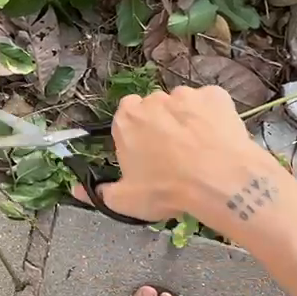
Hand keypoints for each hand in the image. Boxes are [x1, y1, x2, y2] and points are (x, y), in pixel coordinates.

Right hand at [71, 86, 290, 228]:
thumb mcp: (125, 200)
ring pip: (182, 105)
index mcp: (126, 119)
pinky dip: (213, 116)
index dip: (136, 136)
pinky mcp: (216, 96)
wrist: (221, 182)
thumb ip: (98, 193)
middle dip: (161, 126)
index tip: (145, 155)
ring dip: (186, 120)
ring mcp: (186, 95)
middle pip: (153, 109)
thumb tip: (75, 190)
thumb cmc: (168, 190)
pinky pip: (211, 103)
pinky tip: (218, 137)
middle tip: (173, 155)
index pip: (125, 118)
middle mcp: (152, 100)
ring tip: (199, 148)